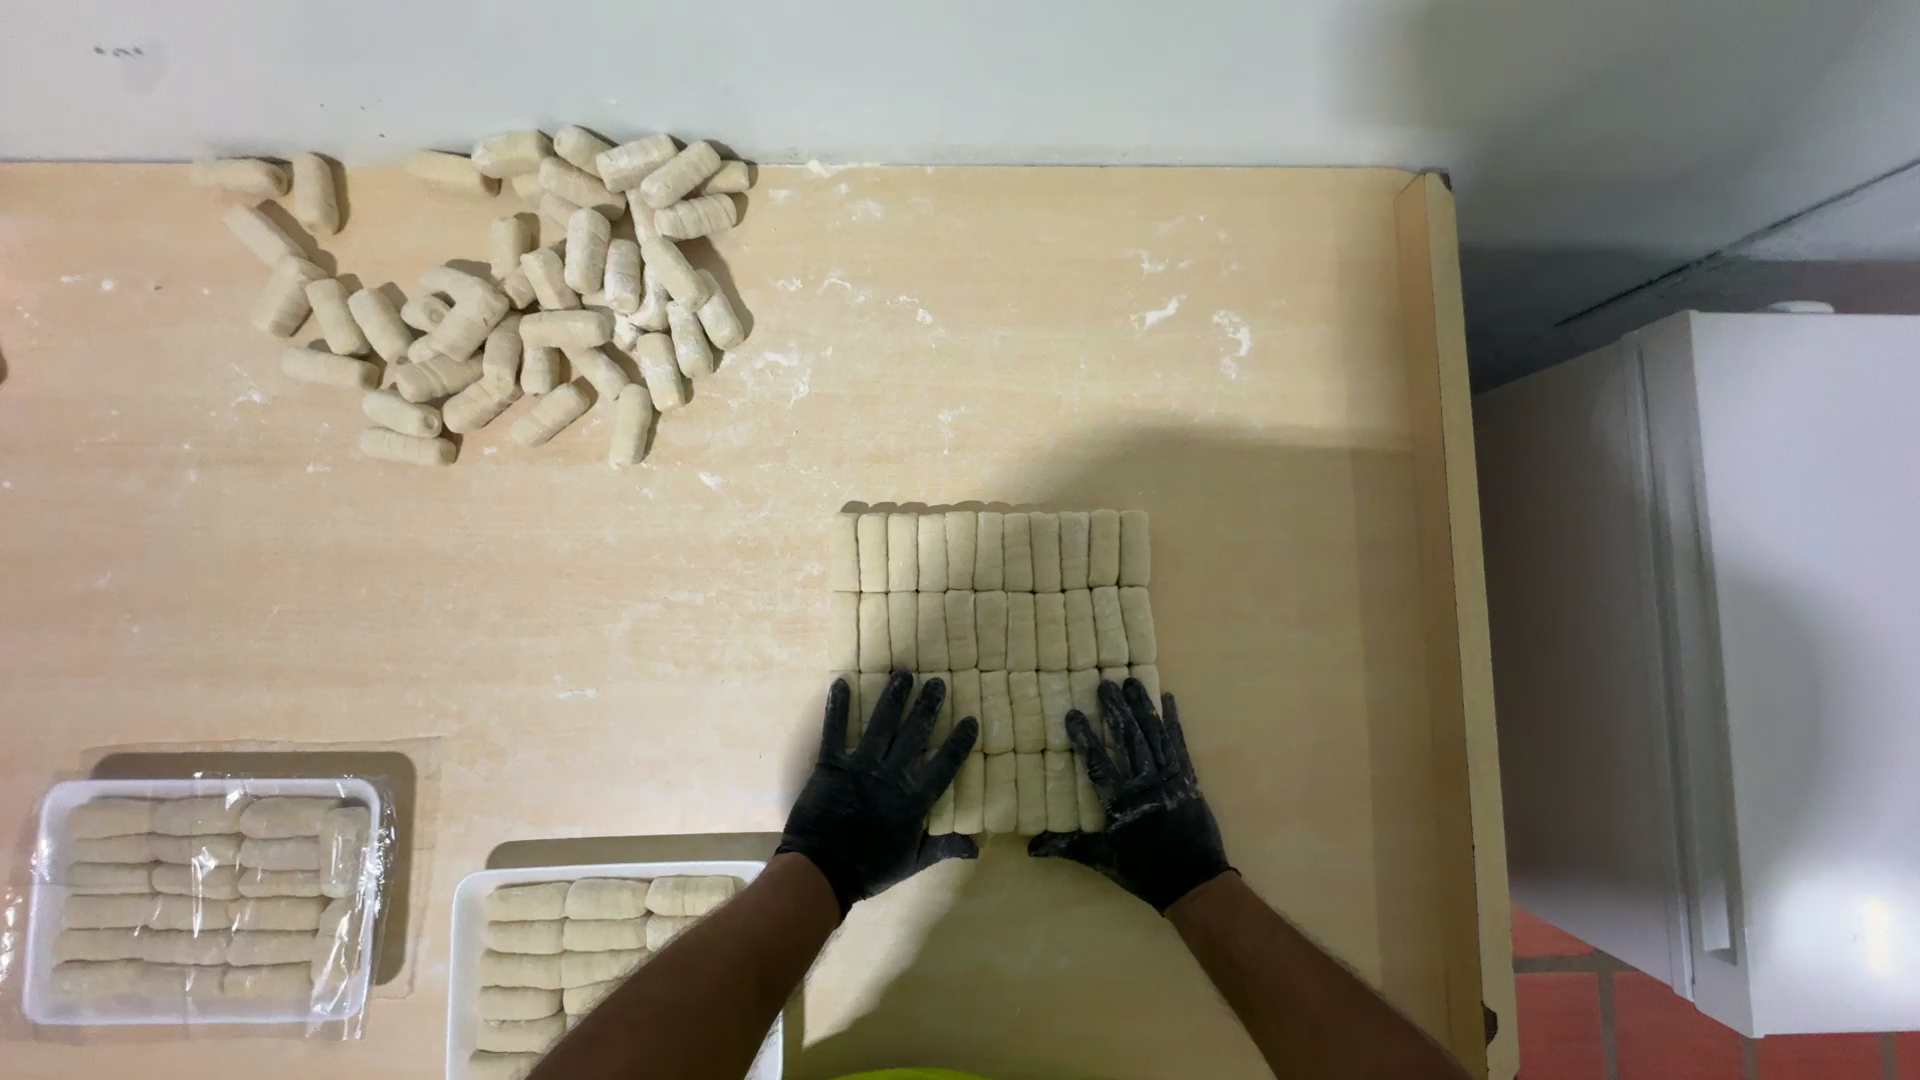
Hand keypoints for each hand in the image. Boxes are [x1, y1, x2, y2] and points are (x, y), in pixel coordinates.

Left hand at [776, 672, 980, 915]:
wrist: (822, 872)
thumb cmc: (870, 869)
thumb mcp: (914, 861)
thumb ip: (945, 847)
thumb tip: (978, 845)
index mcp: (913, 800)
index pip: (943, 765)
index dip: (958, 743)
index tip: (971, 719)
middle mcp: (891, 776)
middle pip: (914, 734)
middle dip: (927, 706)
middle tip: (937, 682)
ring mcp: (860, 767)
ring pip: (881, 725)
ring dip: (893, 698)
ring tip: (903, 674)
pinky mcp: (831, 764)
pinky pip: (835, 731)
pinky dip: (838, 707)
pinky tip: (841, 682)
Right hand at [1028, 678, 1232, 911]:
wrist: (1195, 883)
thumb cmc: (1144, 870)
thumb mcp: (1103, 859)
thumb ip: (1068, 847)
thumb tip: (1031, 847)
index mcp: (1121, 803)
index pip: (1097, 763)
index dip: (1084, 737)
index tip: (1072, 713)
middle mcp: (1145, 784)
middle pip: (1128, 739)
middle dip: (1115, 710)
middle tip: (1104, 684)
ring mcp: (1169, 778)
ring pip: (1153, 735)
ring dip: (1141, 707)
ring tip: (1130, 681)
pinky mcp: (1189, 778)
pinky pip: (1179, 744)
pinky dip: (1173, 721)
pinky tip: (1168, 699)